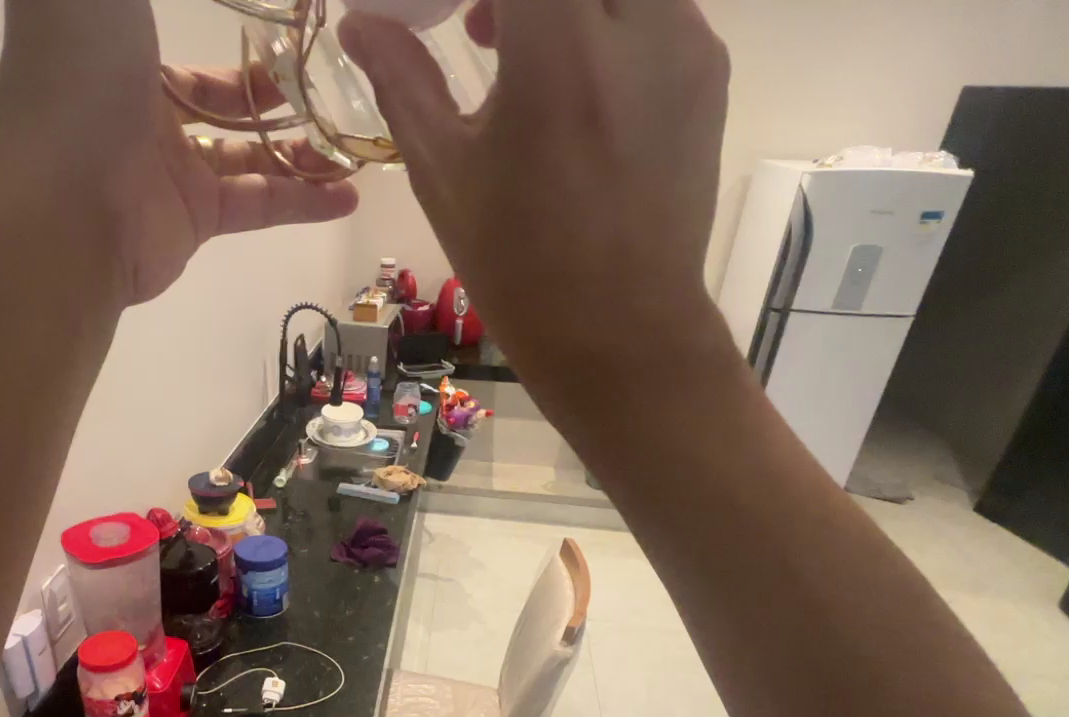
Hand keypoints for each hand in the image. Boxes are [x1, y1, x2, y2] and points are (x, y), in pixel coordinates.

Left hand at [0, 0, 358, 305]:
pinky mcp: (194, 220)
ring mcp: (171, 170)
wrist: (61, 204)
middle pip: (225, 102)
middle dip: (280, 97)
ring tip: (354, 145)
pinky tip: (348, 195)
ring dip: (303, 152)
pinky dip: (304, 202)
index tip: (296, 36)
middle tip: (336, 89)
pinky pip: (258, 204)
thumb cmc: (79, 78)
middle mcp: (146, 111)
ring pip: (249, 155)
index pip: (188, 47)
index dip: (243, 43)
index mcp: (122, 52)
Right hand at [340, 0, 731, 400]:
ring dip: (562, 2)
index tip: (450, 12)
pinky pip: (652, 6)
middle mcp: (639, 27)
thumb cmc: (518, 268)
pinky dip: (603, 18)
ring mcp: (687, 45)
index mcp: (559, 55)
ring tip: (515, 47)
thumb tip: (359, 23)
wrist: (619, 332)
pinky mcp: (709, 73)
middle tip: (477, 23)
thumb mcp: (446, 177)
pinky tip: (570, 81)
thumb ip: (403, 82)